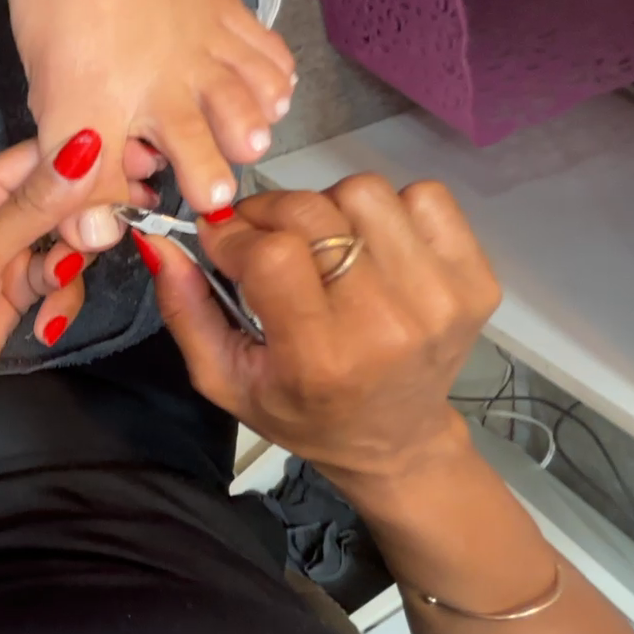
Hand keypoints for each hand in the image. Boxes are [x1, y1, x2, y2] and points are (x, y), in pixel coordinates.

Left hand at [0, 0, 295, 250]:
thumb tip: (97, 241)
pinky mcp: (222, 4)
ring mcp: (207, 41)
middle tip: (223, 198)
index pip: (141, 179)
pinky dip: (275, 74)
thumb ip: (77, 175)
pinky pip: (264, 47)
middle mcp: (177, 85)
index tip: (147, 230)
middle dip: (212, 171)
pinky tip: (277, 91)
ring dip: (251, 124)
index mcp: (124, 114)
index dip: (138, 209)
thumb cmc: (59, 7)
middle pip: (206, 139)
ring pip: (246, 95)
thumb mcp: (51, 101)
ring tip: (254, 143)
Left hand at [0, 133, 103, 439]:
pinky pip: (60, 281)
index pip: (42, 157)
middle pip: (63, 198)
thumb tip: (84, 149)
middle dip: (83, 224)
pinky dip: (60, 300)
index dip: (89, 164)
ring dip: (70, 267)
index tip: (137, 176)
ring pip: (68, 241)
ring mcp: (9, 254)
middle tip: (89, 249)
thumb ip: (31, 209)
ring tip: (51, 287)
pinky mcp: (20, 290)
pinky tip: (45, 325)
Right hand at [137, 177, 501, 486]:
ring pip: (364, 193)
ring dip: (324, 209)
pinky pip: (422, 198)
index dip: (233, 236)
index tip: (218, 243)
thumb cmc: (295, 413)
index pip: (272, 254)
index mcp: (319, 356)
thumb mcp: (220, 377)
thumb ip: (185, 310)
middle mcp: (387, 322)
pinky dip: (381, 210)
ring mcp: (440, 296)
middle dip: (268, 213)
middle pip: (315, 212)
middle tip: (255, 236)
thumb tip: (159, 243)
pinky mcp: (475, 278)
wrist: (392, 439)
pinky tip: (362, 246)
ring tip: (312, 244)